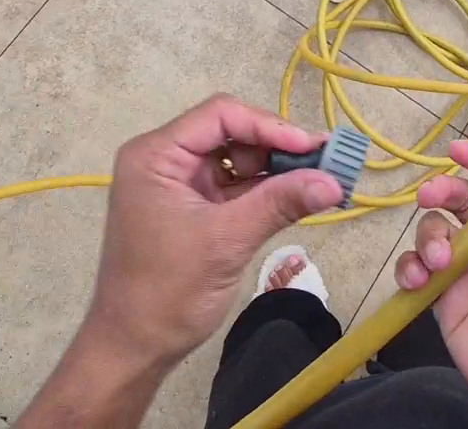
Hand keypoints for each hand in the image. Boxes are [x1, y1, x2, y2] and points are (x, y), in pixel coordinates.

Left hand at [83, 94, 345, 366]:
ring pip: (237, 154)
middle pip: (230, 130)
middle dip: (275, 145)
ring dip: (274, 166)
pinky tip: (296, 194)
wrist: (133, 352)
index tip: (310, 147)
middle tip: (321, 161)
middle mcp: (165, 158)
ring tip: (314, 178)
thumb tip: (335, 182)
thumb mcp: (227, 241)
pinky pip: (235, 181)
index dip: (268, 126)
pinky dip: (264, 187)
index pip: (220, 115)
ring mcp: (179, 181)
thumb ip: (280, 203)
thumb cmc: (168, 292)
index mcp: (157, 154)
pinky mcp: (194, 204)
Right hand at [395, 141, 467, 428]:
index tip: (458, 150)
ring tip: (436, 265)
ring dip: (427, 237)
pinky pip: (416, 269)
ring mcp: (467, 269)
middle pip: (461, 199)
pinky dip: (409, 267)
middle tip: (428, 197)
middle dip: (442, 191)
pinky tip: (417, 281)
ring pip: (435, 230)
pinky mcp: (443, 298)